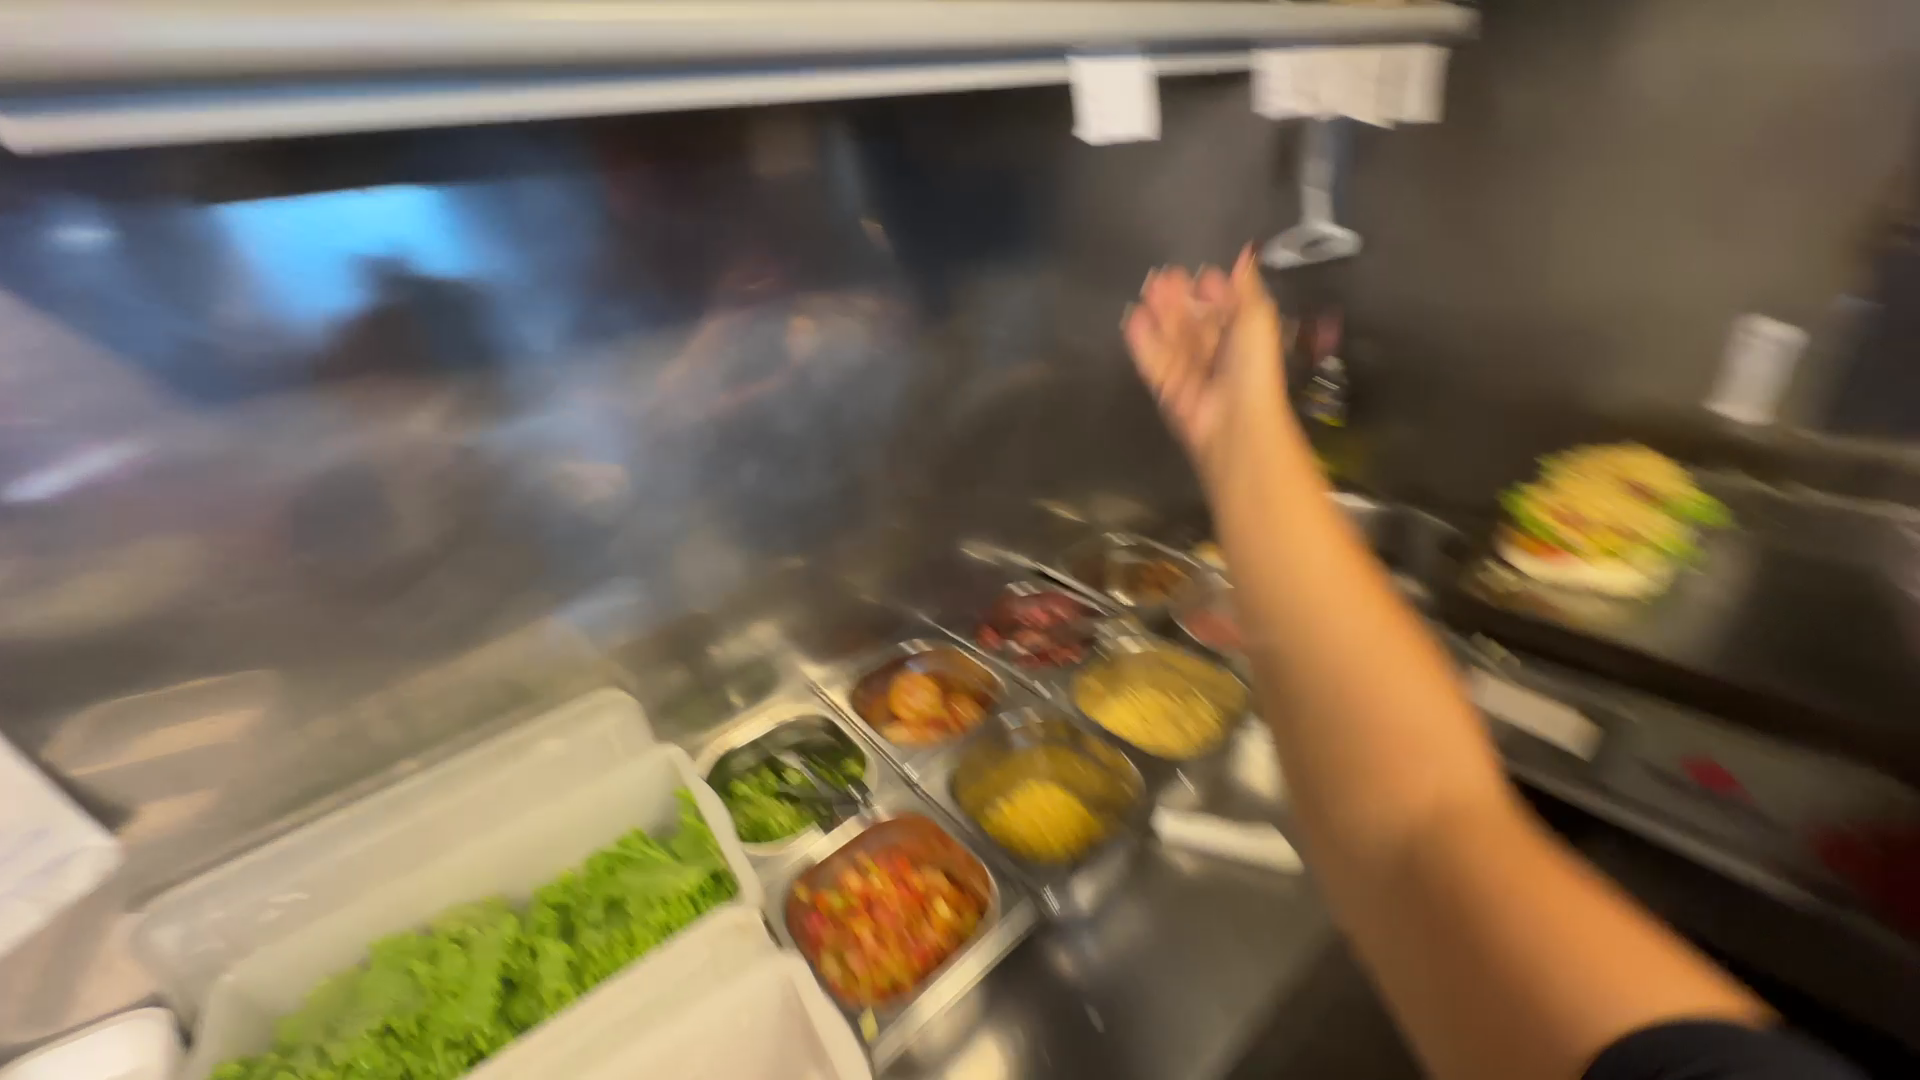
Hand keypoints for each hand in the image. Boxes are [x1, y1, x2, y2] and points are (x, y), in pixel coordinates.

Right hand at [1122, 247, 1289, 487]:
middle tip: (1164, 276)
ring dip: (1159, 314)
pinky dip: (1142, 341)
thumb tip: (1246, 255)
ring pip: (1170, 338)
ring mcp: (1188, 371)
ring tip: (1148, 289)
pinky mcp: (1166, 386)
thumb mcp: (1257, 317)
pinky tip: (1133, 318)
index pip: (1222, 309)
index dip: (1212, 291)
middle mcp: (1215, 354)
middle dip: (1179, 299)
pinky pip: (1152, 360)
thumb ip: (1246, 286)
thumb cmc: (1251, 366)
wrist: (1233, 419)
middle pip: (1192, 322)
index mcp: (1241, 337)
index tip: (1200, 273)